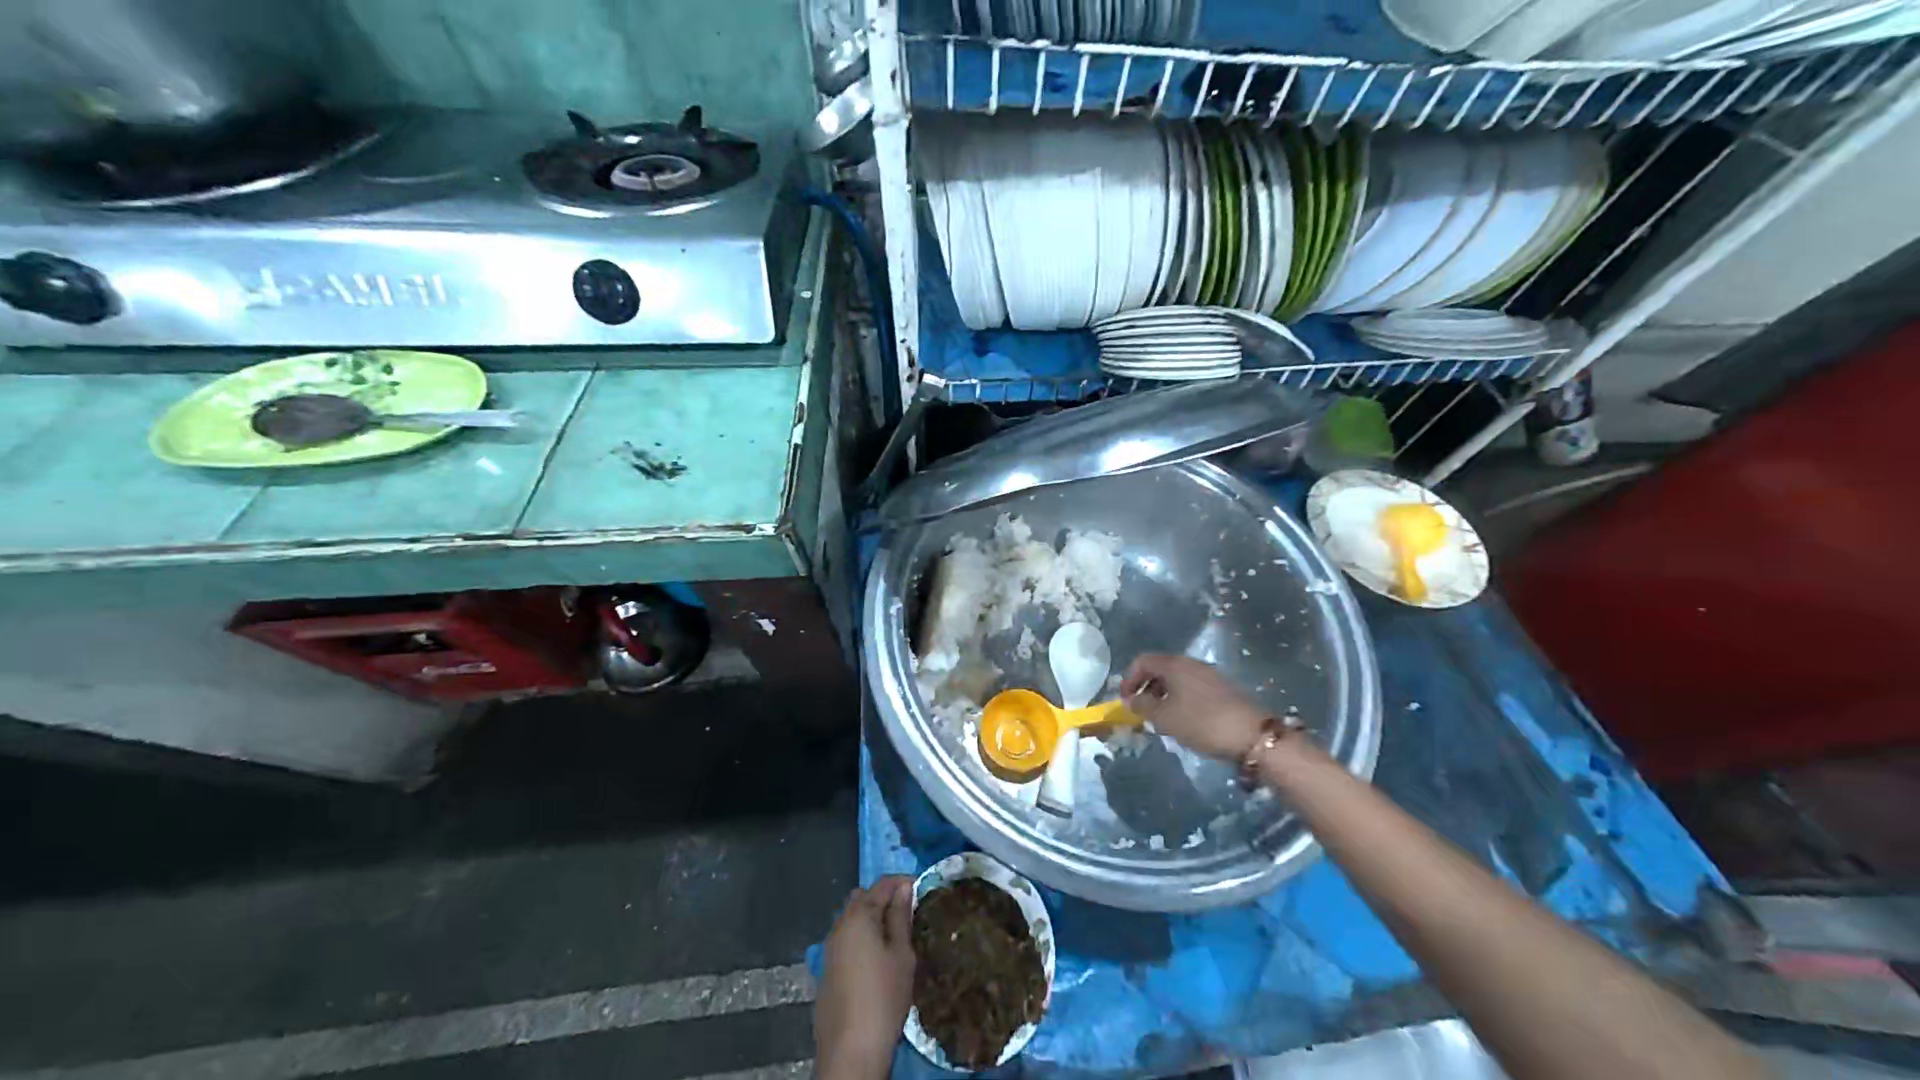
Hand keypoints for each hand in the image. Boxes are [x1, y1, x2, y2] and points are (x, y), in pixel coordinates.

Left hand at [815, 876, 915, 1079]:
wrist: (850, 1050)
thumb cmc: (883, 997)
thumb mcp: (901, 955)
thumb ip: (900, 918)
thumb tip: (903, 888)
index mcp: (858, 917)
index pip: (881, 885)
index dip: (901, 881)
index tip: (920, 887)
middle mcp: (839, 926)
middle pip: (861, 898)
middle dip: (883, 898)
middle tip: (907, 912)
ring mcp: (829, 949)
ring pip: (851, 919)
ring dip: (871, 919)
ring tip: (894, 936)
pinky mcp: (827, 970)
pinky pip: (846, 940)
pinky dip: (861, 938)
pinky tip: (876, 959)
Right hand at [1121, 653, 1267, 761]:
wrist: (1252, 735)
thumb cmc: (1201, 722)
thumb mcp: (1164, 717)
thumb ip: (1143, 706)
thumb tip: (1132, 699)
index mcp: (1174, 664)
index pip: (1142, 661)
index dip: (1128, 679)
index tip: (1125, 701)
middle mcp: (1191, 663)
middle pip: (1160, 669)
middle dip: (1145, 688)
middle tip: (1141, 711)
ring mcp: (1209, 675)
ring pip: (1176, 680)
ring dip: (1162, 696)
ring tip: (1160, 719)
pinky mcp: (1222, 689)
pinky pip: (1191, 688)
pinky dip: (1179, 699)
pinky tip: (1183, 721)